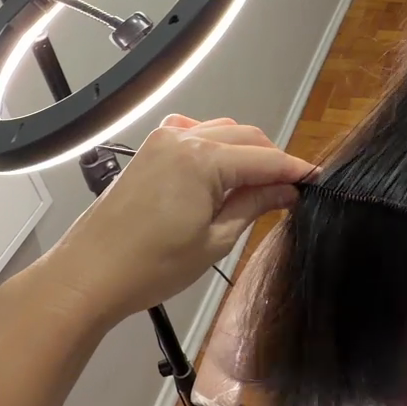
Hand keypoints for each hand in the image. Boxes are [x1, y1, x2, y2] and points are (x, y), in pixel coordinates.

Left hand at [16, 116, 311, 336]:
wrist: (88, 275)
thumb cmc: (152, 266)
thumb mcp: (215, 241)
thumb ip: (254, 205)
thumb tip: (288, 190)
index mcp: (204, 160)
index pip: (266, 159)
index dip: (295, 170)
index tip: (318, 181)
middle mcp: (185, 139)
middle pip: (247, 137)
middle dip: (273, 160)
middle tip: (289, 190)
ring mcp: (164, 141)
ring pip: (222, 131)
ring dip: (245, 151)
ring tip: (257, 185)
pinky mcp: (150, 150)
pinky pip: (194, 132)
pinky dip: (214, 144)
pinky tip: (219, 169)